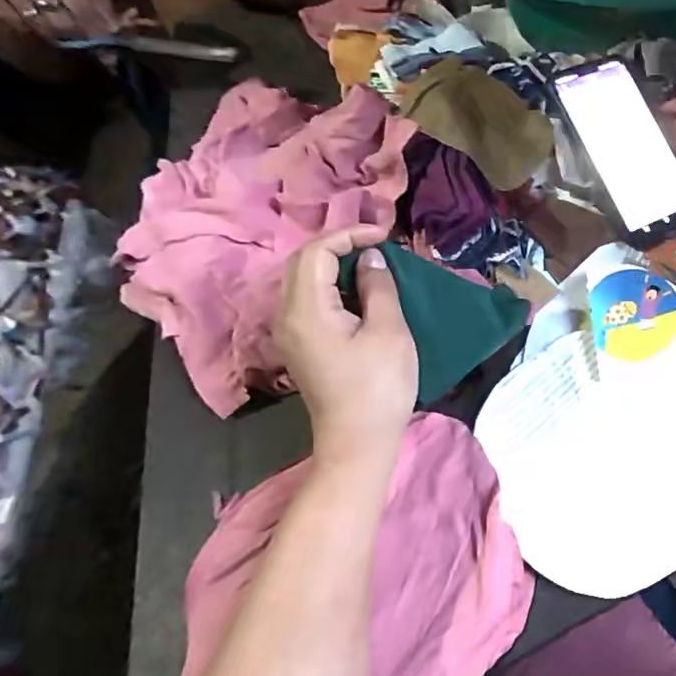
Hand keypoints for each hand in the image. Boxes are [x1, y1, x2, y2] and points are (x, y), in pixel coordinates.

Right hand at [0, 0, 118, 40]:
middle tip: (92, 42)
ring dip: (60, 35)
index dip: (98, 27)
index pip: (83, 7)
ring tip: (70, 36)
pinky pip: (15, 22)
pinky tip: (42, 27)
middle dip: (81, 34)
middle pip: (62, 19)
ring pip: (40, 24)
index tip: (110, 39)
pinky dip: (33, 29)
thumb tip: (116, 26)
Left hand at [272, 227, 418, 468]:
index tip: (385, 236)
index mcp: (306, 310)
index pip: (316, 251)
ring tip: (375, 263)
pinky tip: (362, 291)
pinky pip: (310, 299)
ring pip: (305, 280)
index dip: (350, 235)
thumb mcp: (388, 330)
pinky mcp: (302, 344)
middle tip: (380, 245)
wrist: (359, 440)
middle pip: (303, 262)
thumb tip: (371, 258)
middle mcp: (287, 316)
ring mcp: (291, 332)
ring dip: (337, 264)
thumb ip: (378, 287)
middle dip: (340, 244)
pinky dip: (334, 285)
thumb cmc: (379, 385)